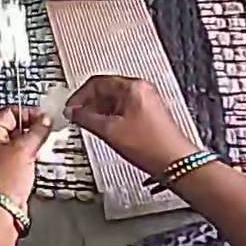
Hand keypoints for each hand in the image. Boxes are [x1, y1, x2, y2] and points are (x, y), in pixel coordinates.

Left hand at [0, 106, 50, 207]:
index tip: (44, 118)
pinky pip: (22, 155)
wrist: (3, 208)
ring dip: (33, 141)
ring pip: (20, 141)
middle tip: (46, 130)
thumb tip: (45, 120)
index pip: (9, 112)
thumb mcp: (24, 149)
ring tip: (43, 144)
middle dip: (32, 127)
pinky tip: (38, 157)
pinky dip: (32, 154)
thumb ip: (37, 132)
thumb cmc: (4, 180)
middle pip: (15, 126)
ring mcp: (0, 157)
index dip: (28, 113)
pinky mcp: (9, 170)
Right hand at [66, 75, 193, 173]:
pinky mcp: (148, 114)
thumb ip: (85, 117)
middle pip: (105, 89)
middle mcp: (141, 90)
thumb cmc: (151, 145)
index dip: (79, 96)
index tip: (70, 107)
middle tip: (77, 116)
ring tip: (89, 124)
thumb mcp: (108, 130)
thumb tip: (73, 112)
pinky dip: (110, 117)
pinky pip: (123, 109)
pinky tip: (105, 129)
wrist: (175, 163)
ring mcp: (146, 101)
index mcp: (132, 87)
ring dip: (98, 111)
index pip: (96, 83)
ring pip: (113, 100)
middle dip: (88, 103)